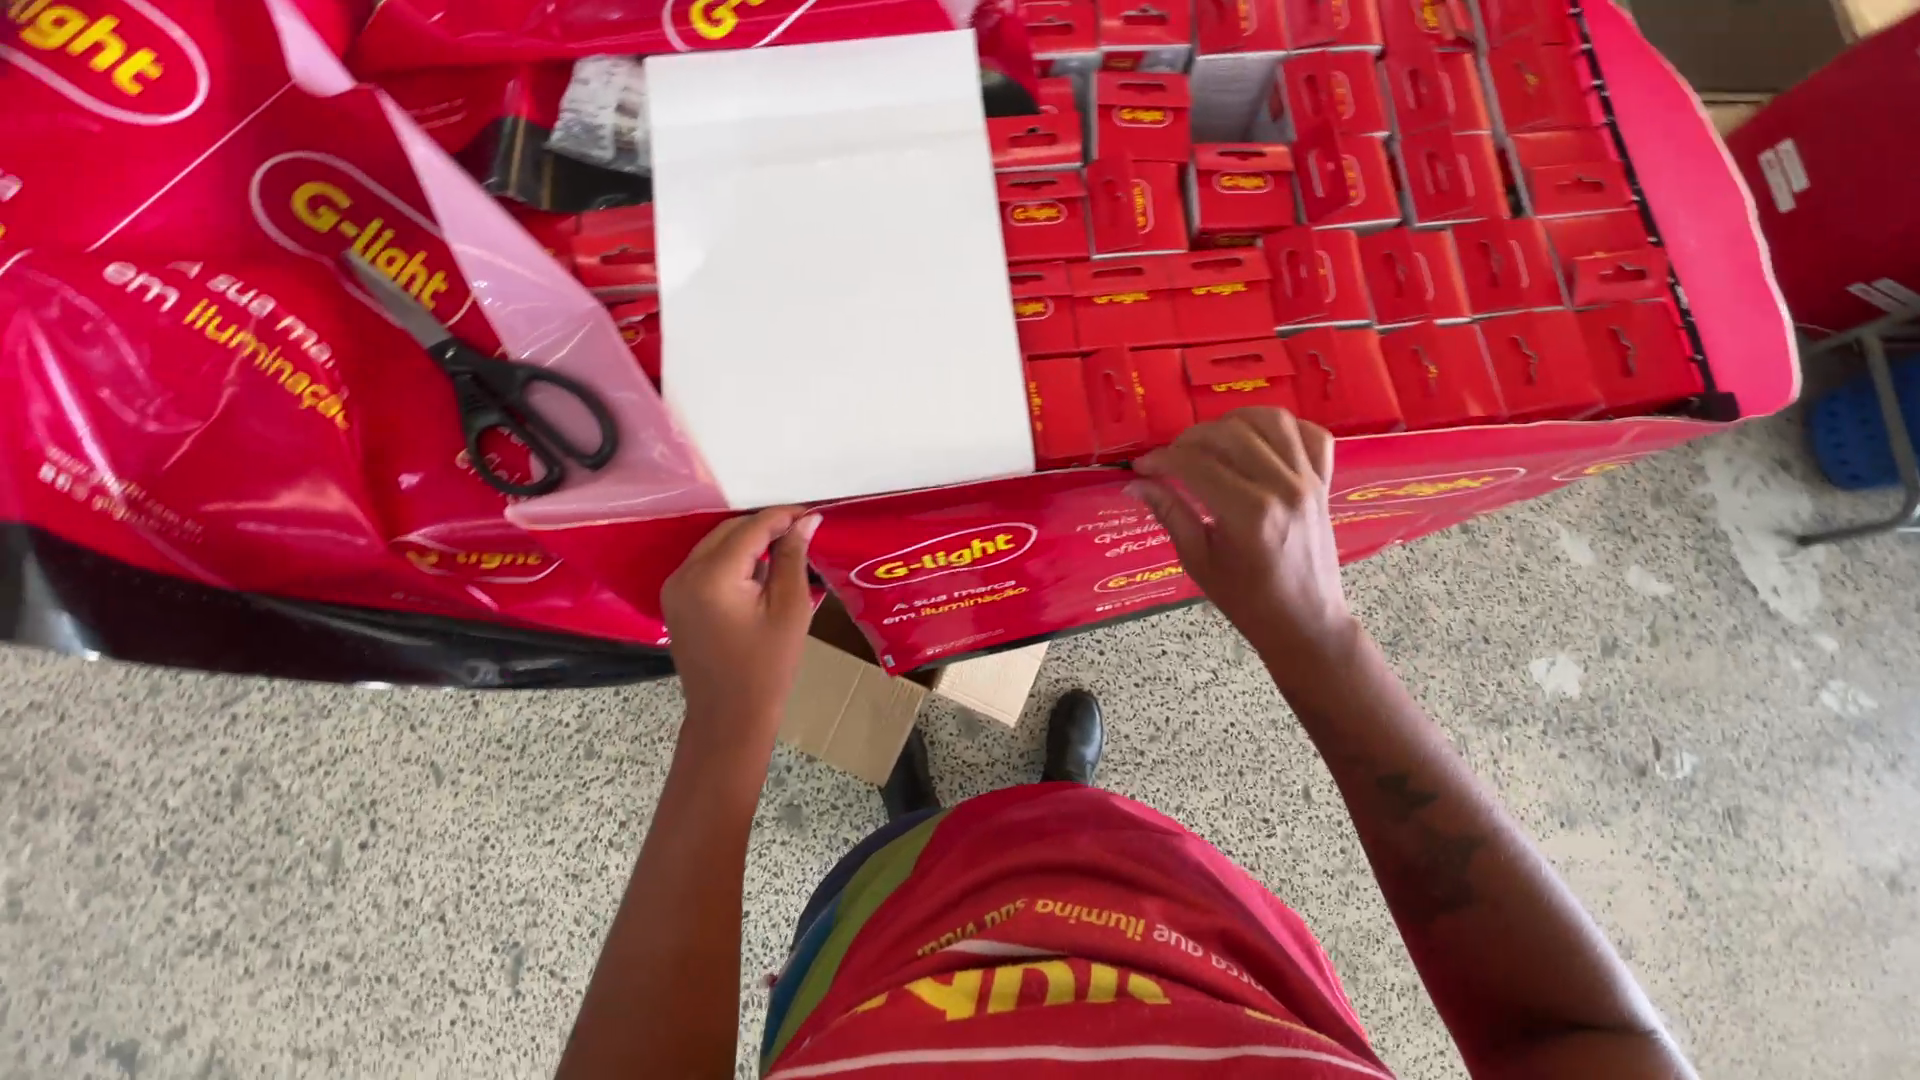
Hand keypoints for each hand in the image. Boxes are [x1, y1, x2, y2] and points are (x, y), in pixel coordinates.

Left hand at [662, 506, 819, 727]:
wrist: (729, 716)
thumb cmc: (767, 666)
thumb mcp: (789, 608)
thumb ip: (793, 558)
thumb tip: (806, 520)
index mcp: (712, 576)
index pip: (751, 528)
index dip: (783, 517)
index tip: (812, 514)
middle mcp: (685, 574)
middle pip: (729, 531)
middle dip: (765, 526)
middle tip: (802, 531)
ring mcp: (675, 587)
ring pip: (716, 544)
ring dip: (748, 541)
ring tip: (786, 549)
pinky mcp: (676, 600)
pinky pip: (706, 564)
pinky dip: (732, 559)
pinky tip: (759, 571)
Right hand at [1129, 409, 1357, 678]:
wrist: (1305, 622)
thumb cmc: (1247, 600)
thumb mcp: (1199, 561)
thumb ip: (1170, 514)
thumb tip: (1136, 485)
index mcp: (1248, 514)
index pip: (1195, 465)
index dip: (1161, 459)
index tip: (1142, 466)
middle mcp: (1283, 488)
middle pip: (1230, 434)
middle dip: (1190, 438)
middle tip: (1171, 456)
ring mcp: (1310, 482)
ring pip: (1272, 421)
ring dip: (1235, 420)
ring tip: (1212, 439)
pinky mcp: (1325, 482)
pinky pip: (1312, 435)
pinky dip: (1285, 427)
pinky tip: (1260, 440)